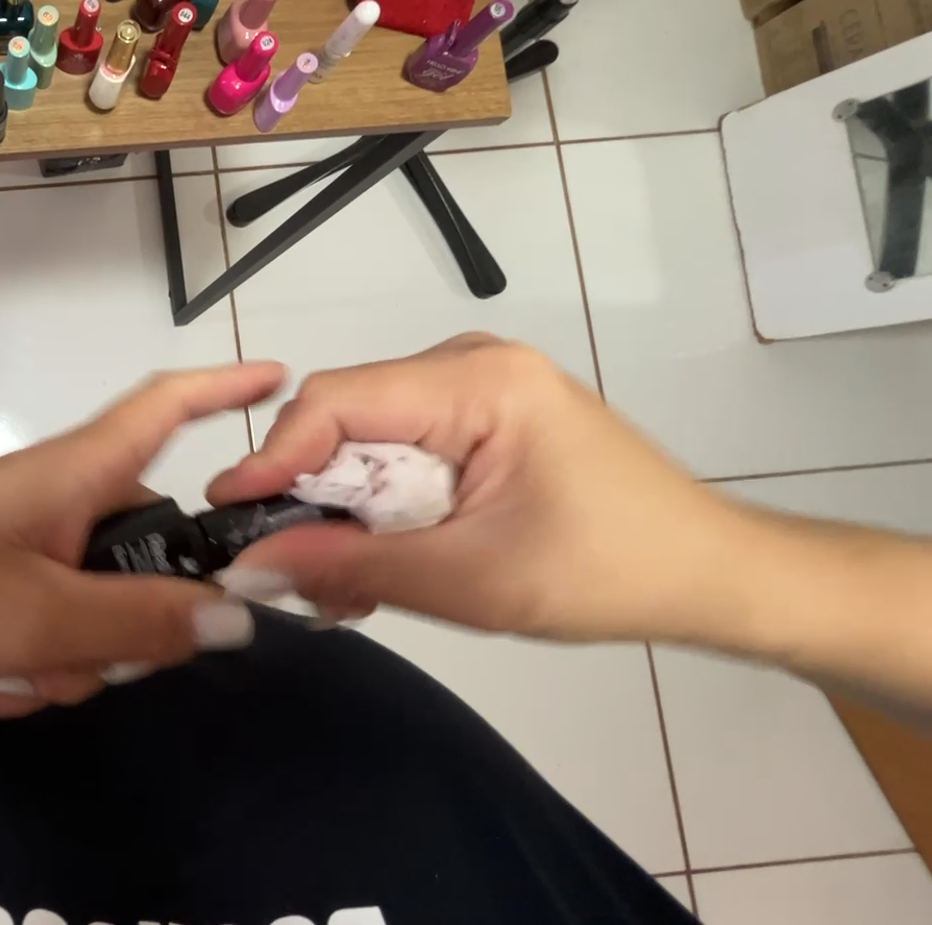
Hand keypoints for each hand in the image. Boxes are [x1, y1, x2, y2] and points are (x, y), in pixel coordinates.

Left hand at [0, 363, 288, 722]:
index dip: (225, 387)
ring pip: (97, 602)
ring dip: (60, 661)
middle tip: (72, 666)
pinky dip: (27, 659)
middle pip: (145, 554)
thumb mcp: (44, 620)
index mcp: (82, 476)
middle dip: (121, 633)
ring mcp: (37, 534)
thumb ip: (144, 622)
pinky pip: (52, 617)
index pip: (167, 408)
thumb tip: (238, 616)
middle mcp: (68, 496)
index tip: (279, 379)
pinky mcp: (8, 564)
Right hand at [204, 335, 756, 643]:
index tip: (231, 511)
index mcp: (476, 383)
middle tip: (286, 563)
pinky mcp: (468, 412)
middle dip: (305, 491)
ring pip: (355, 434)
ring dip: (334, 504)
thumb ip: (350, 565)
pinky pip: (387, 445)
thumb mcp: (469, 581)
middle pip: (339, 416)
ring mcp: (466, 384)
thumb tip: (245, 566)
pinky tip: (371, 552)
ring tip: (335, 576)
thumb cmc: (608, 574)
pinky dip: (368, 501)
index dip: (274, 455)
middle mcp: (462, 363)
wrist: (714, 575)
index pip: (336, 401)